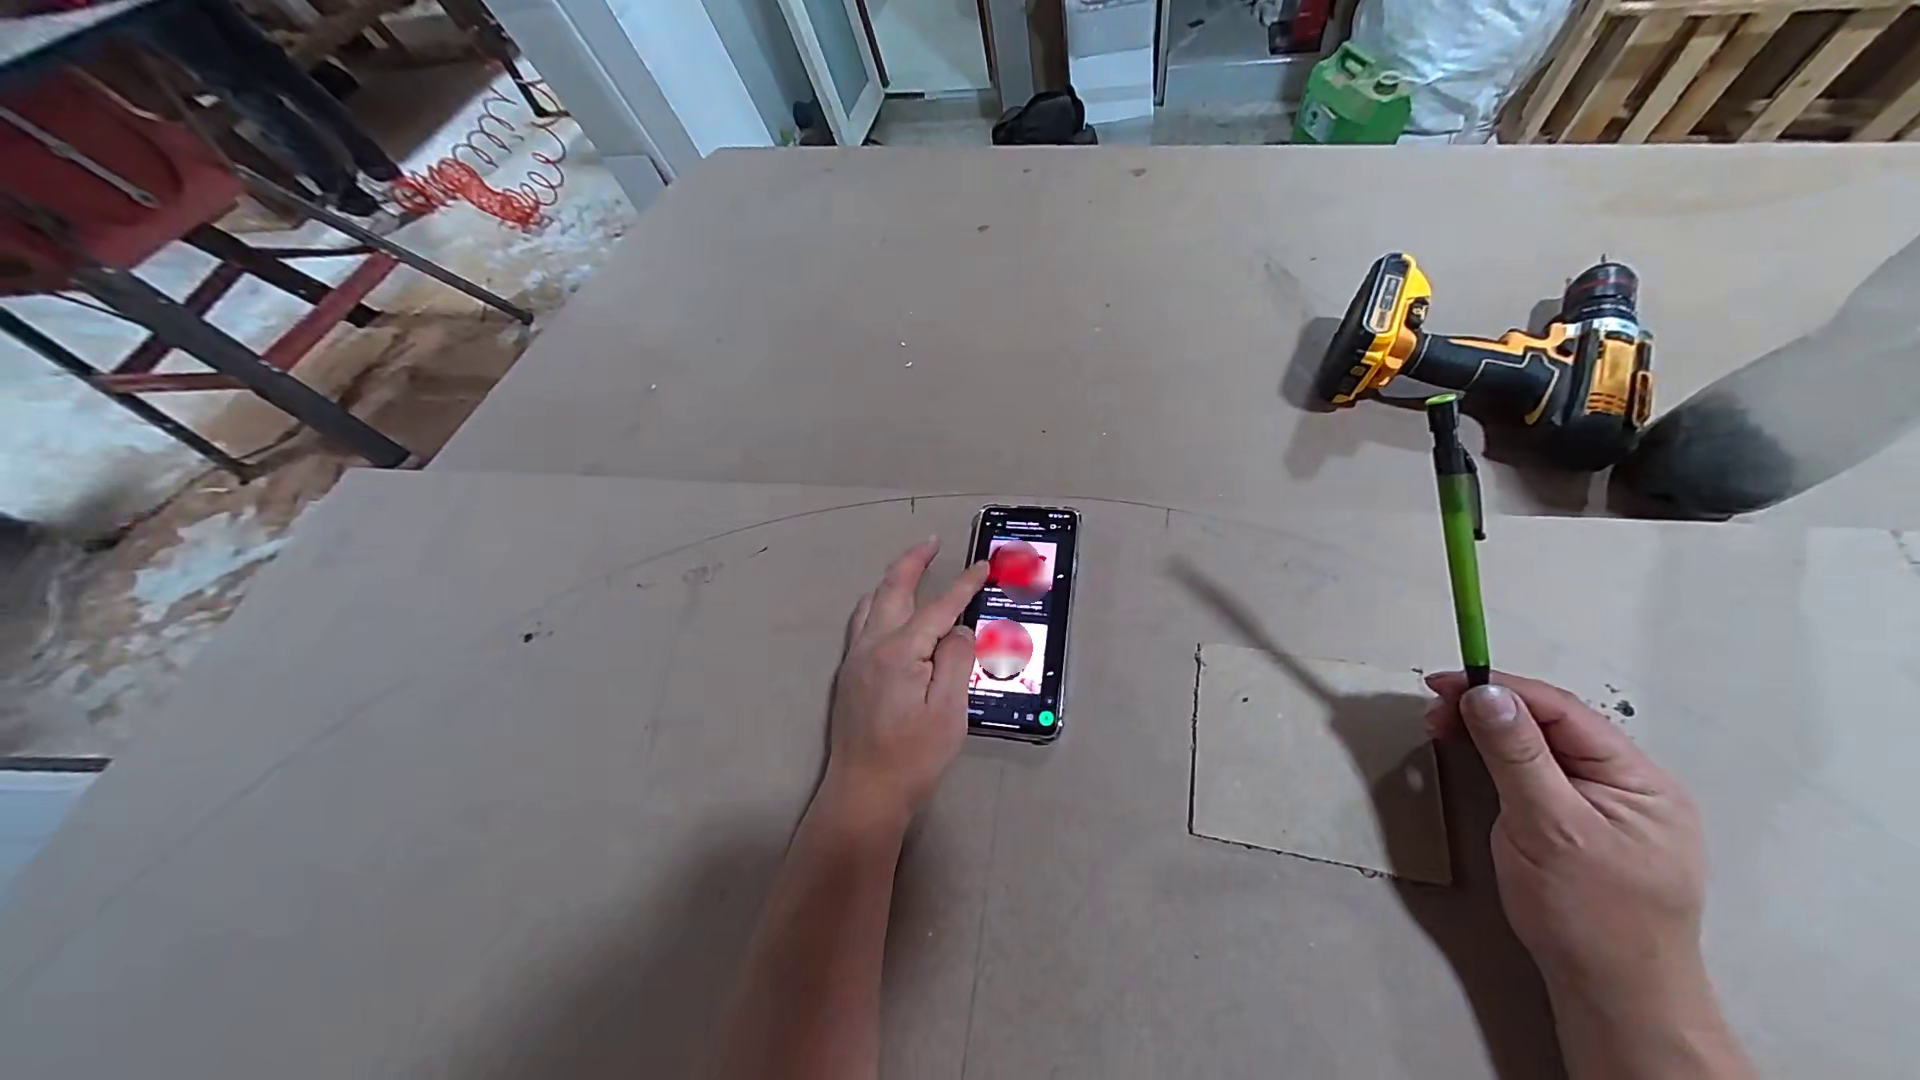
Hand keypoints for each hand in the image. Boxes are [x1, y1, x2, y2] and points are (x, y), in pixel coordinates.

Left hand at [824, 537, 990, 825]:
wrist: (864, 792)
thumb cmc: (912, 756)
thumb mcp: (949, 712)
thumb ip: (956, 661)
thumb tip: (957, 629)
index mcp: (899, 652)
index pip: (938, 608)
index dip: (963, 586)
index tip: (982, 568)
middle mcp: (871, 646)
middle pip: (892, 590)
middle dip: (913, 562)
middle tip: (931, 543)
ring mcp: (855, 659)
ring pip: (871, 603)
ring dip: (892, 581)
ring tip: (912, 569)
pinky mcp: (850, 674)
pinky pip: (863, 621)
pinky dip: (879, 602)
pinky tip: (890, 610)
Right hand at [1423, 671, 1705, 999]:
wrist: (1610, 991)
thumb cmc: (1586, 912)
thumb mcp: (1546, 826)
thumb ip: (1516, 755)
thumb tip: (1485, 692)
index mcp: (1638, 779)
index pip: (1561, 710)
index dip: (1499, 688)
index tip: (1441, 683)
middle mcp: (1625, 782)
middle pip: (1548, 722)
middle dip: (1487, 707)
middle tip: (1433, 711)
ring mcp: (1601, 800)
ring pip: (1537, 742)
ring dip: (1486, 728)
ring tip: (1441, 728)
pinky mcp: (1574, 816)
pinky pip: (1532, 767)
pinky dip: (1494, 752)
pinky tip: (1470, 751)